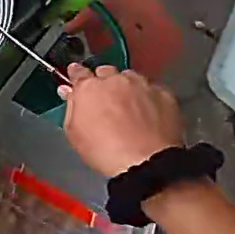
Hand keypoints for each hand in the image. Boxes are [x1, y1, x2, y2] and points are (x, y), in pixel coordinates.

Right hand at [57, 65, 184, 176]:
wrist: (145, 161)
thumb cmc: (103, 149)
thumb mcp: (73, 131)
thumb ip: (71, 107)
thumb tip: (70, 93)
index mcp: (88, 88)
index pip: (78, 72)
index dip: (76, 75)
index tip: (76, 76)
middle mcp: (116, 81)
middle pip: (106, 72)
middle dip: (103, 82)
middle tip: (102, 99)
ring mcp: (142, 86)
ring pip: (130, 79)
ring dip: (126, 88)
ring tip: (126, 107)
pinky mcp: (164, 95)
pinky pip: (152, 90)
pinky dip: (146, 98)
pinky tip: (145, 113)